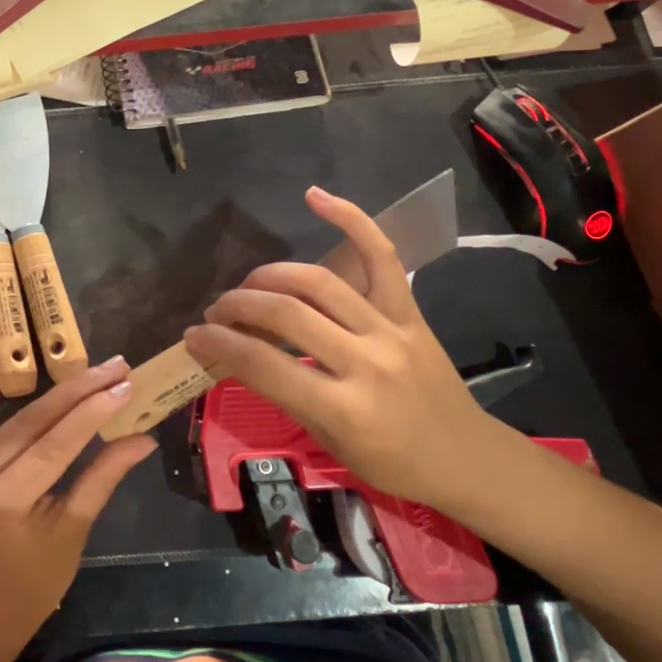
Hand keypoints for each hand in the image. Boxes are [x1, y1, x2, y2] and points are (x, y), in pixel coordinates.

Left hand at [0, 357, 157, 645]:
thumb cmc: (39, 577)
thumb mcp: (75, 529)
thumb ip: (104, 477)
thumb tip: (144, 437)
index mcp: (3, 502)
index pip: (53, 444)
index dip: (91, 411)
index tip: (126, 384)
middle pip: (34, 420)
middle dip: (80, 389)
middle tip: (120, 366)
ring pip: (25, 416)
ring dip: (66, 393)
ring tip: (106, 372)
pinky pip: (16, 426)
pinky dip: (48, 409)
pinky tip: (77, 392)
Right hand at [184, 186, 509, 509]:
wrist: (468, 459)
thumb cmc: (393, 464)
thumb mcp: (330, 443)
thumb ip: (285, 394)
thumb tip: (235, 353)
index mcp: (344, 409)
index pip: (263, 365)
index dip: (218, 345)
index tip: (193, 336)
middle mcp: (367, 363)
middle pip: (286, 314)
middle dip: (237, 306)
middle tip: (217, 312)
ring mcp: (391, 330)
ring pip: (317, 282)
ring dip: (269, 277)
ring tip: (248, 286)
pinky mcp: (410, 311)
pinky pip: (381, 256)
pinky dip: (351, 219)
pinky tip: (316, 197)